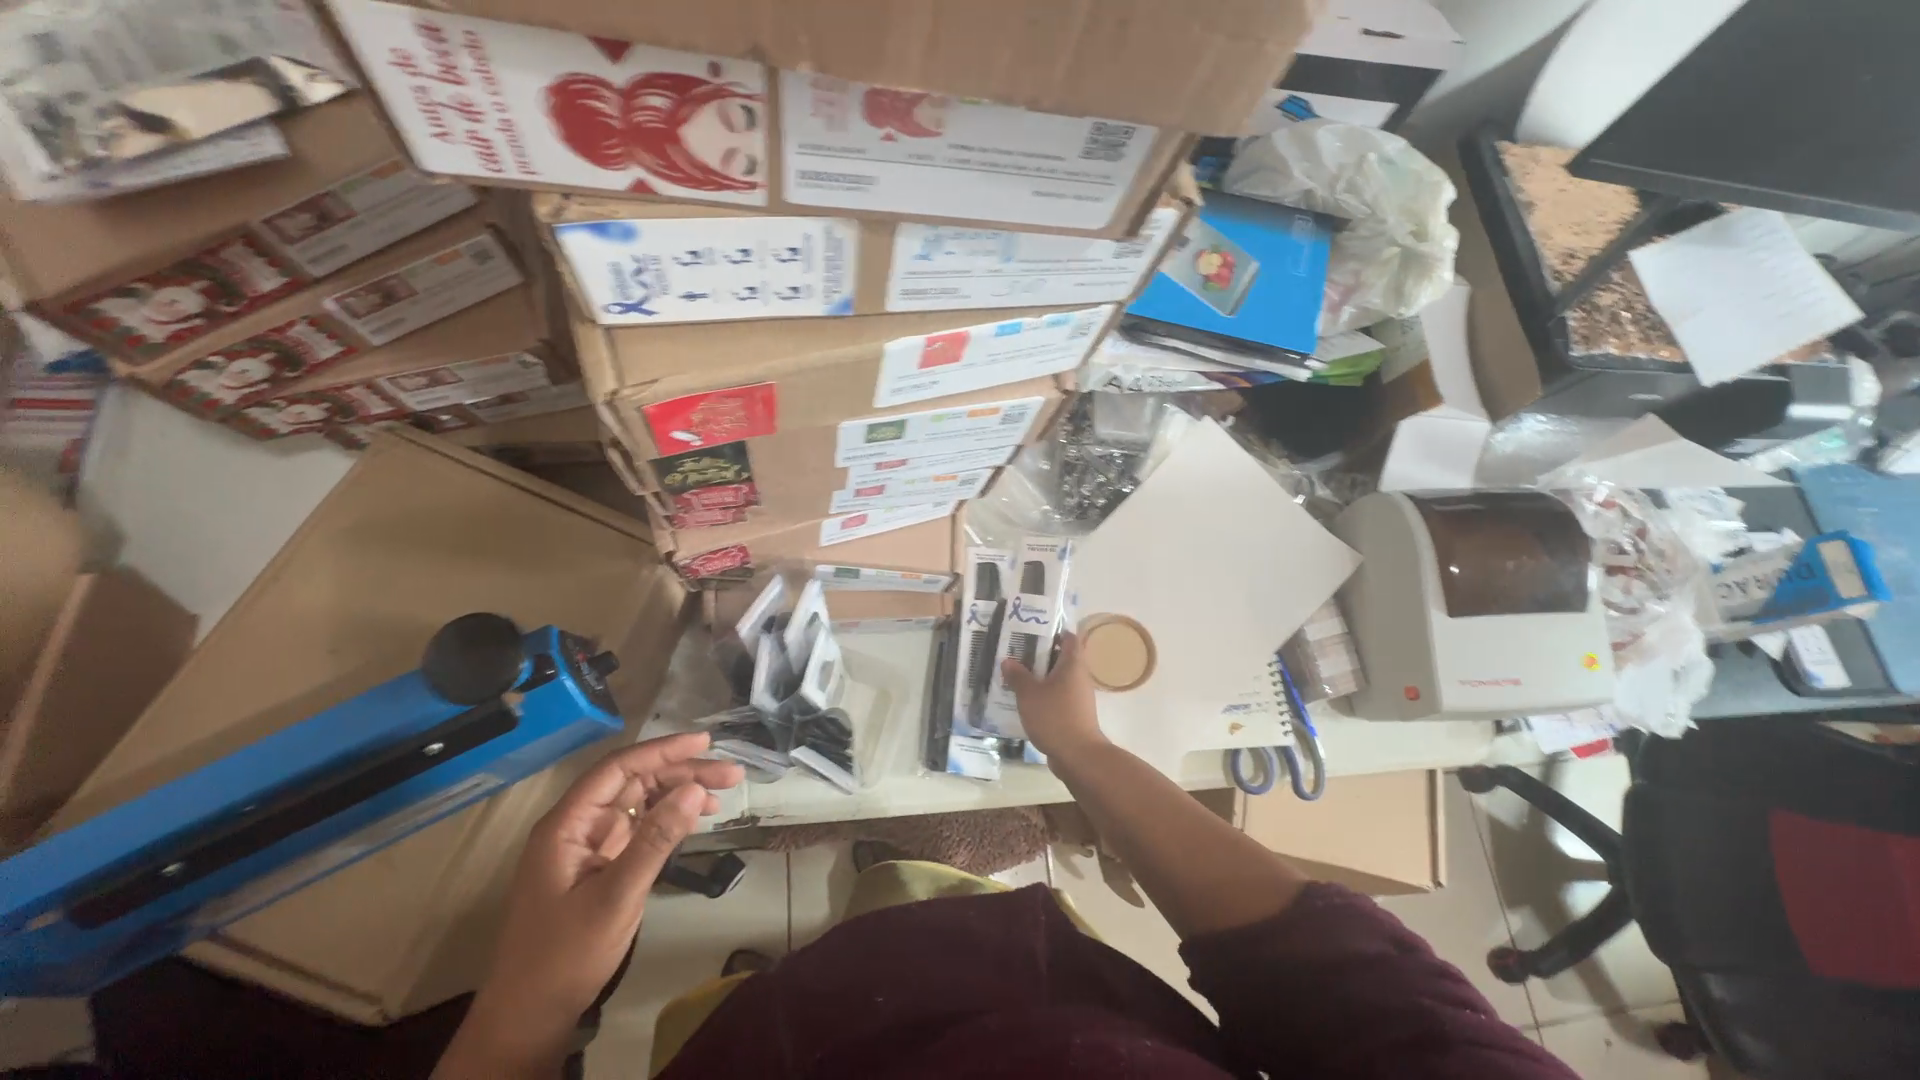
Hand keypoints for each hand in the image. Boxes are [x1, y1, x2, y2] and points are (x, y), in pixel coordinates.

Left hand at [457, 733, 744, 1069]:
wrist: (530, 1014)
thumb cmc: (566, 955)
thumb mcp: (616, 896)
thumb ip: (655, 840)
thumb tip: (694, 788)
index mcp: (567, 824)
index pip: (618, 769)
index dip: (662, 751)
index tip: (706, 743)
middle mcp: (576, 826)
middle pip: (632, 782)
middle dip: (681, 772)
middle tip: (731, 774)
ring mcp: (588, 847)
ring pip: (638, 803)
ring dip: (678, 793)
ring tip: (724, 793)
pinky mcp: (600, 867)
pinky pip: (637, 829)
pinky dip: (668, 820)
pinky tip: (696, 818)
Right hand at [1001, 632, 1108, 760]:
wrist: (1078, 755)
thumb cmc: (1054, 716)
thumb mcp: (1029, 694)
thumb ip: (1018, 676)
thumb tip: (1008, 660)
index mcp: (1072, 664)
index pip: (1069, 638)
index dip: (1053, 631)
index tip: (1032, 631)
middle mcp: (1079, 677)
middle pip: (1061, 658)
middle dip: (1040, 655)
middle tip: (1016, 653)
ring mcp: (1078, 697)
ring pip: (1058, 679)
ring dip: (1039, 677)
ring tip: (1015, 676)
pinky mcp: (1074, 714)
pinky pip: (1057, 697)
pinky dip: (1043, 695)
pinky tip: (1024, 700)